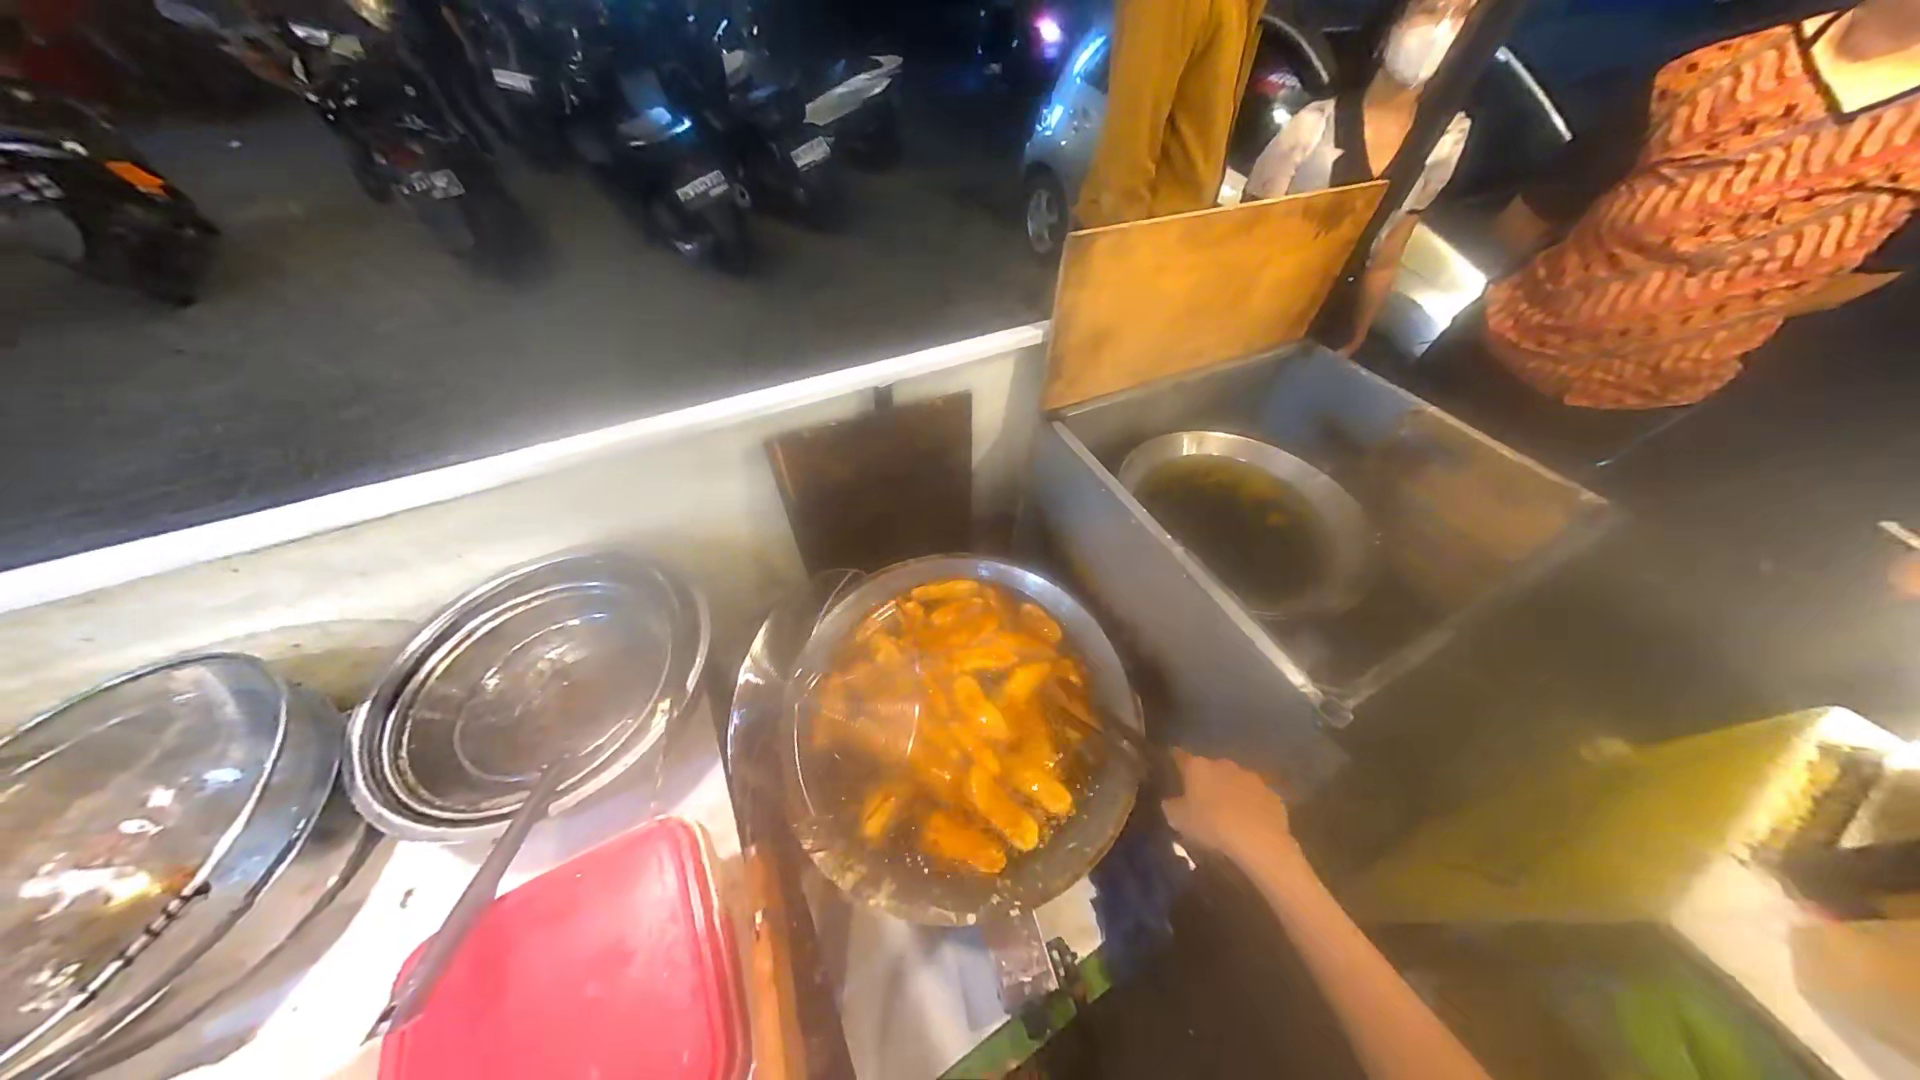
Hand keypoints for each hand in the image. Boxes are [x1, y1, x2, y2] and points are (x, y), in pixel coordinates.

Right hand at [1160, 750, 1298, 866]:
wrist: (1258, 840)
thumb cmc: (1211, 825)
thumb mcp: (1178, 820)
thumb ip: (1171, 806)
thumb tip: (1171, 801)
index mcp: (1198, 766)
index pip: (1180, 756)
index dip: (1174, 761)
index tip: (1171, 767)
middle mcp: (1224, 764)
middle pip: (1211, 768)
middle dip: (1207, 780)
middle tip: (1202, 799)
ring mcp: (1251, 777)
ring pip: (1236, 781)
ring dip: (1231, 792)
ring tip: (1229, 813)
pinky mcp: (1272, 794)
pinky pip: (1257, 798)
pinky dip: (1252, 806)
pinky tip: (1250, 823)